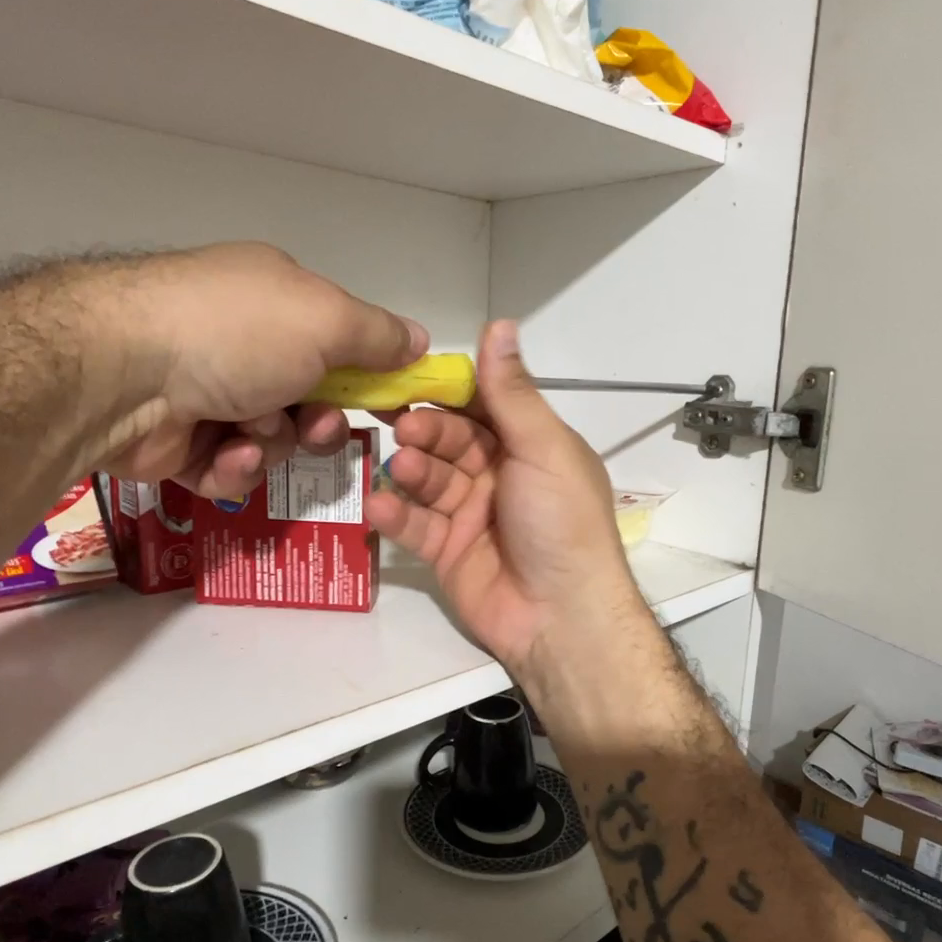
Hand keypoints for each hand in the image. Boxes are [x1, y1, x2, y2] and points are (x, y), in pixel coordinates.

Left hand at [58, 243, 426, 497]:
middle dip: (319, 419)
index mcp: (275, 299)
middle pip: (309, 397)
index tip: (389, 404)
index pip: (337, 339)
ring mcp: (206, 392)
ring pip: (274, 439)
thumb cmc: (236, 333)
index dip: (366, 373)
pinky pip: (232, 468)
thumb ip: (379, 335)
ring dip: (272, 442)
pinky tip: (221, 452)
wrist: (123, 372)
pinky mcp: (178, 443)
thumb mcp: (327, 320)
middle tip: (316, 425)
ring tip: (248, 432)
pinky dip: (234, 466)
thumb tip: (421, 339)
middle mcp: (241, 342)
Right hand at [368, 321, 645, 676]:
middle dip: (427, 432)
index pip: (482, 407)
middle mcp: (500, 475)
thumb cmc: (562, 523)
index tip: (411, 374)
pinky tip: (379, 505)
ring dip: (412, 471)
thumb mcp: (544, 449)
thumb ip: (512, 393)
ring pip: (430, 480)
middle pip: (450, 441)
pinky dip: (395, 514)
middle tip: (403, 426)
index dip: (449, 391)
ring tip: (402, 469)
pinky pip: (415, 525)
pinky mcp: (447, 551)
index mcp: (531, 446)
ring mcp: (471, 514)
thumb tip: (501, 325)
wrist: (560, 616)